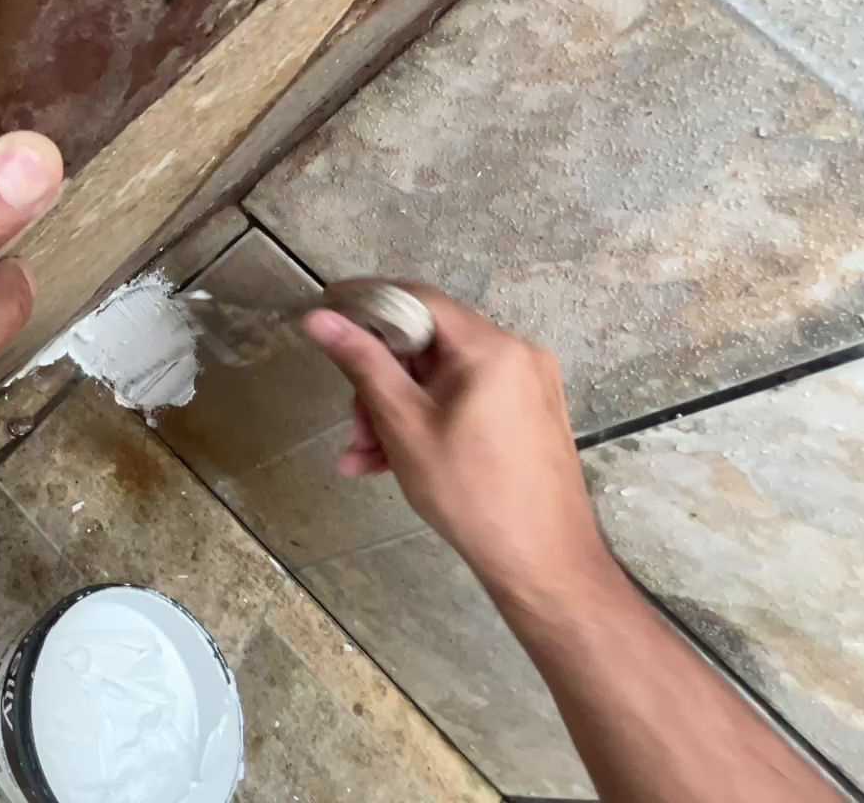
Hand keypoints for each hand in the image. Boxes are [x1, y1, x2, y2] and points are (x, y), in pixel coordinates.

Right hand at [302, 284, 610, 592]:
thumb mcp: (402, 422)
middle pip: (423, 345)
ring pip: (434, 378)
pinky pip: (457, 400)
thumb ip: (360, 361)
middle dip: (376, 380)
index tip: (326, 311)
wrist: (544, 565)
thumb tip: (318, 317)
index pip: (417, 298)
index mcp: (490, 348)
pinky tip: (386, 462)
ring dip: (391, 410)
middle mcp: (514, 354)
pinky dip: (421, 421)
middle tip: (353, 423)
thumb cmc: (469, 491)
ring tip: (363, 454)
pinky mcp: (524, 413)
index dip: (367, 300)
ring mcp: (524, 385)